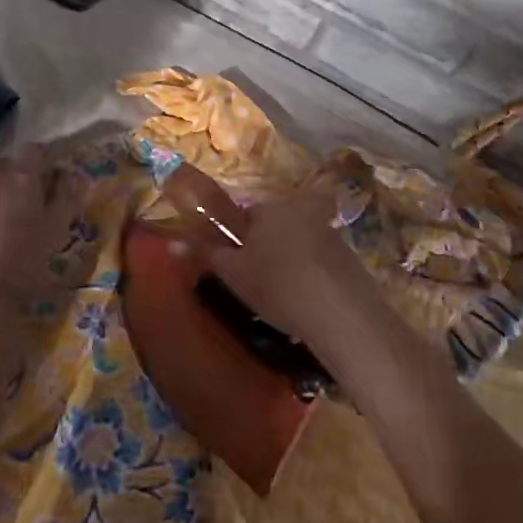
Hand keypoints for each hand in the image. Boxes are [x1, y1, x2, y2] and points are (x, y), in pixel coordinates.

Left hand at [0, 145, 85, 308]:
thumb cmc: (17, 260)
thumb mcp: (53, 233)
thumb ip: (66, 200)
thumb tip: (76, 178)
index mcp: (24, 177)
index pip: (35, 150)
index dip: (44, 158)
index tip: (52, 176)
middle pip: (11, 164)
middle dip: (22, 176)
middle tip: (31, 203)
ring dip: (0, 192)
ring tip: (6, 222)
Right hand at [201, 186, 380, 348]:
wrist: (339, 314)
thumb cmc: (276, 286)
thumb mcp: (232, 273)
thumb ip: (205, 253)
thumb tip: (173, 242)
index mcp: (272, 208)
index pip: (248, 214)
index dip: (241, 239)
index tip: (239, 265)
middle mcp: (304, 210)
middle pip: (278, 225)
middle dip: (268, 248)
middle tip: (259, 282)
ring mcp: (331, 233)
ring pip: (301, 243)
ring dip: (292, 262)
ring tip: (284, 298)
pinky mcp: (350, 257)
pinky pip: (322, 262)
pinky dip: (314, 277)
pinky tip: (309, 304)